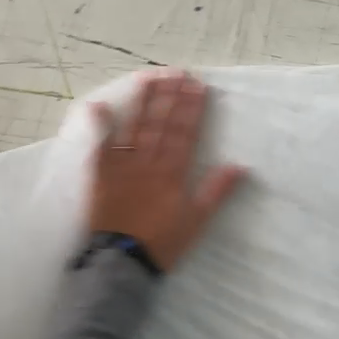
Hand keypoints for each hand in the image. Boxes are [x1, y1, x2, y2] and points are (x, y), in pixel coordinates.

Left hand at [88, 70, 247, 272]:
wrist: (119, 265)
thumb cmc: (161, 243)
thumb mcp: (196, 221)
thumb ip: (216, 192)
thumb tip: (240, 165)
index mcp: (173, 172)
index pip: (185, 132)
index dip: (192, 108)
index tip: (198, 85)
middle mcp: (149, 161)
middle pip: (162, 123)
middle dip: (171, 96)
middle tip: (177, 72)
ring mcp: (123, 166)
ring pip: (135, 127)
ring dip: (143, 102)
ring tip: (149, 78)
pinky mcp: (101, 175)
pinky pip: (99, 146)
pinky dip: (99, 126)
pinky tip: (97, 105)